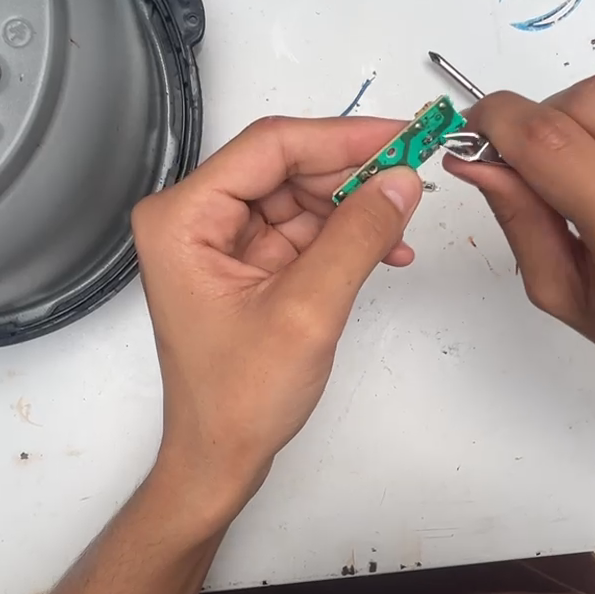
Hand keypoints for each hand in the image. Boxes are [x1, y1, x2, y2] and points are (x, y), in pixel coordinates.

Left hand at [132, 116, 422, 502]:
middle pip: (286, 167)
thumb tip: (400, 181)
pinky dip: (345, 237)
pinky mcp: (248, 266)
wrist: (221, 457)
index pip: (270, 147)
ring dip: (355, 209)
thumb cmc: (240, 399)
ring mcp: (222, 243)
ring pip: (301, 197)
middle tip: (411, 176)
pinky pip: (304, 231)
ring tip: (402, 226)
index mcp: (183, 219)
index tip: (400, 135)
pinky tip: (385, 249)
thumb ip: (357, 238)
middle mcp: (195, 220)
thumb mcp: (307, 311)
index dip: (341, 137)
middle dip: (352, 174)